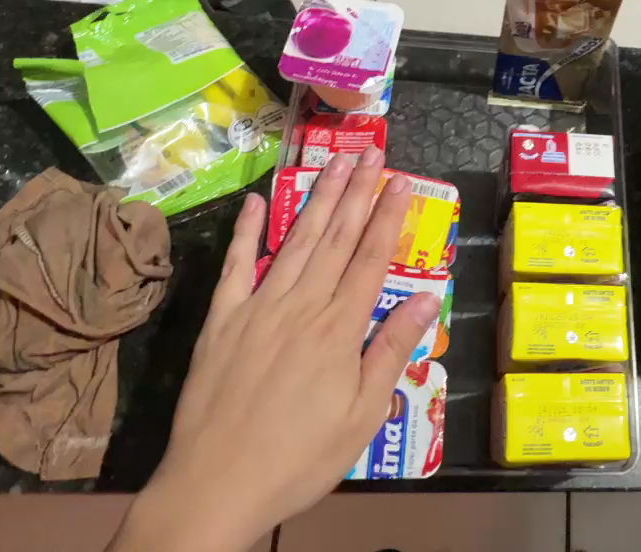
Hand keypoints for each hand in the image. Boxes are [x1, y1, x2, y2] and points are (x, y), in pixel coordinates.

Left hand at [111, 148, 439, 550]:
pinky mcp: (222, 320)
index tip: (400, 180)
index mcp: (339, 327)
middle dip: (356, 191)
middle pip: (335, 236)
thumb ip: (391, 350)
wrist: (213, 488)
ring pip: (295, 241)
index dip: (388, 216)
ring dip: (317, 199)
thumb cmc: (299, 458)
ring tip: (335, 163)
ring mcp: (258, 307)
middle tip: (371, 152)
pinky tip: (252, 202)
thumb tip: (426, 297)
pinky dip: (245, 233)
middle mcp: (301, 304)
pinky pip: (236, 267)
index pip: (370, 257)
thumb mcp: (362, 415)